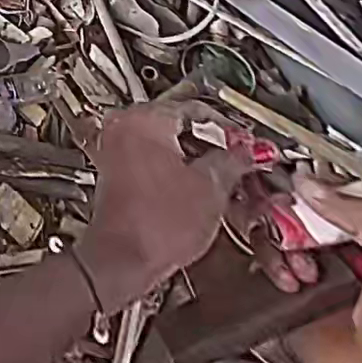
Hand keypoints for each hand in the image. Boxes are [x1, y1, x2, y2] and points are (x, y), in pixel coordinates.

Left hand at [76, 102, 254, 310]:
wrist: (125, 254)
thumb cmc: (158, 223)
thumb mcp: (209, 188)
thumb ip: (232, 160)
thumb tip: (247, 150)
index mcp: (143, 119)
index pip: (193, 108)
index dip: (226, 126)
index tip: (245, 140)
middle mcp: (123, 124)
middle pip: (177, 122)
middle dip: (211, 141)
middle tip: (238, 157)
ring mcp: (115, 143)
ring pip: (164, 139)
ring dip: (194, 154)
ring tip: (222, 174)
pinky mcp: (114, 164)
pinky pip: (150, 153)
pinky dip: (174, 163)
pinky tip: (196, 183)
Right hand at [286, 172, 361, 362]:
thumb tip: (312, 184)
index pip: (357, 191)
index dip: (334, 178)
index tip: (314, 171)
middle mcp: (351, 248)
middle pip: (309, 202)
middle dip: (296, 206)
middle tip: (297, 218)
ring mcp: (318, 264)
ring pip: (280, 221)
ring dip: (284, 236)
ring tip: (302, 262)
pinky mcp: (289, 281)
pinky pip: (264, 251)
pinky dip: (271, 259)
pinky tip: (292, 279)